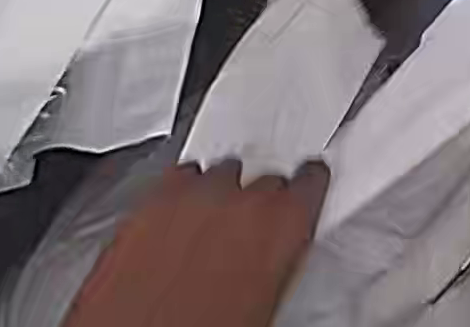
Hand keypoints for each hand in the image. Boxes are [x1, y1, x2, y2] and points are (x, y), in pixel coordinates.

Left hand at [61, 159, 329, 326]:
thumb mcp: (267, 297)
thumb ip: (281, 251)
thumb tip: (281, 246)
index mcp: (289, 220)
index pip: (312, 177)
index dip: (305, 189)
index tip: (298, 196)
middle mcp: (252, 198)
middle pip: (267, 177)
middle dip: (256, 201)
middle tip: (240, 235)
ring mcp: (204, 194)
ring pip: (225, 172)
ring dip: (219, 195)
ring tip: (203, 228)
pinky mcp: (157, 200)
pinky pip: (180, 176)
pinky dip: (181, 192)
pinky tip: (174, 218)